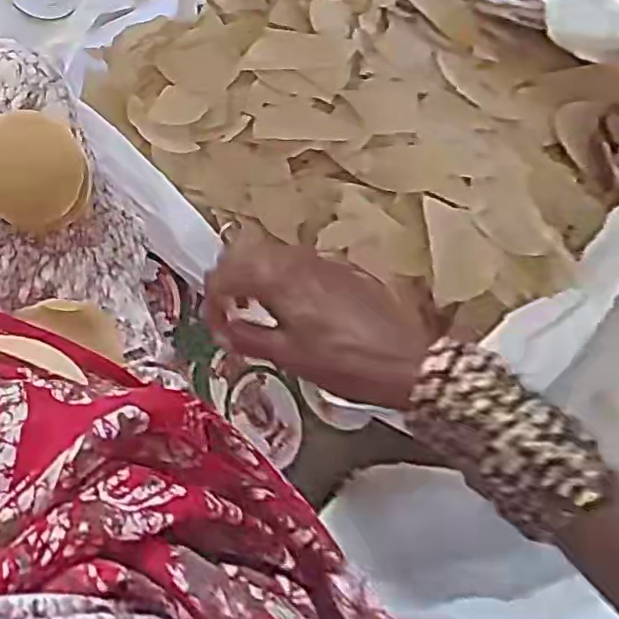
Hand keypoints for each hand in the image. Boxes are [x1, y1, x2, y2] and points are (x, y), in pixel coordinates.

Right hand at [204, 234, 435, 409]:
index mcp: (273, 276)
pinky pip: (292, 264)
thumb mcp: (287, 355)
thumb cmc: (345, 362)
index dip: (209, 301)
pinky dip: (277, 278)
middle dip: (226, 282)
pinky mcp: (337, 268)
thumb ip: (245, 337)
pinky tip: (287, 307)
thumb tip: (222, 332)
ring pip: (266, 256)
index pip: (222, 275)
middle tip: (226, 313)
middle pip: (240, 255)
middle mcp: (292, 258)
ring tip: (253, 310)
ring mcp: (316, 260)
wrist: (409, 363)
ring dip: (250, 278)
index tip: (213, 324)